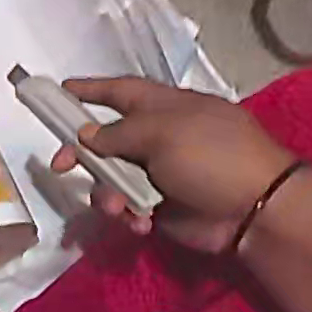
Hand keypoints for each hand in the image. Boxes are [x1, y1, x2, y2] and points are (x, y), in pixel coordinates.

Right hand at [50, 78, 297, 253]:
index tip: (62, 89)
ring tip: (119, 207)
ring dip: (107, 194)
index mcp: (163, 109)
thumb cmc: (211, 156)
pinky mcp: (157, 206)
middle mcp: (156, 138)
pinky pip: (126, 207)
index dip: (92, 89)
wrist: (253, 209)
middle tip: (59, 167)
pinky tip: (142, 222)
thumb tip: (86, 135)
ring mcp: (156, 174)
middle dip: (80, 153)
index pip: (121, 91)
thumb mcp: (163, 133)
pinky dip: (128, 215)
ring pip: (109, 179)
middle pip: (103, 140)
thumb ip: (118, 133)